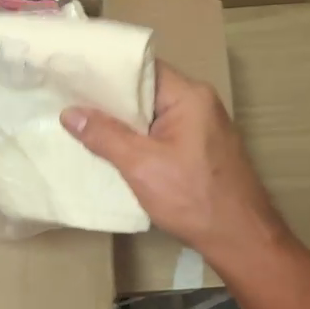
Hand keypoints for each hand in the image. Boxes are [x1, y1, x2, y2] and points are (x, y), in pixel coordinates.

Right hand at [61, 63, 291, 273]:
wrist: (241, 240)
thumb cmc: (193, 198)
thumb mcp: (141, 166)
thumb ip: (104, 136)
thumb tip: (69, 113)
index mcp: (189, 96)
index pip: (143, 68)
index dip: (107, 71)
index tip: (74, 75)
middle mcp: (198, 102)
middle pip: (145, 89)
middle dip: (108, 97)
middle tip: (68, 99)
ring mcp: (201, 126)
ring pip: (151, 112)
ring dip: (121, 120)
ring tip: (80, 120)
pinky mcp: (198, 147)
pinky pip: (160, 130)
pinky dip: (136, 136)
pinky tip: (109, 145)